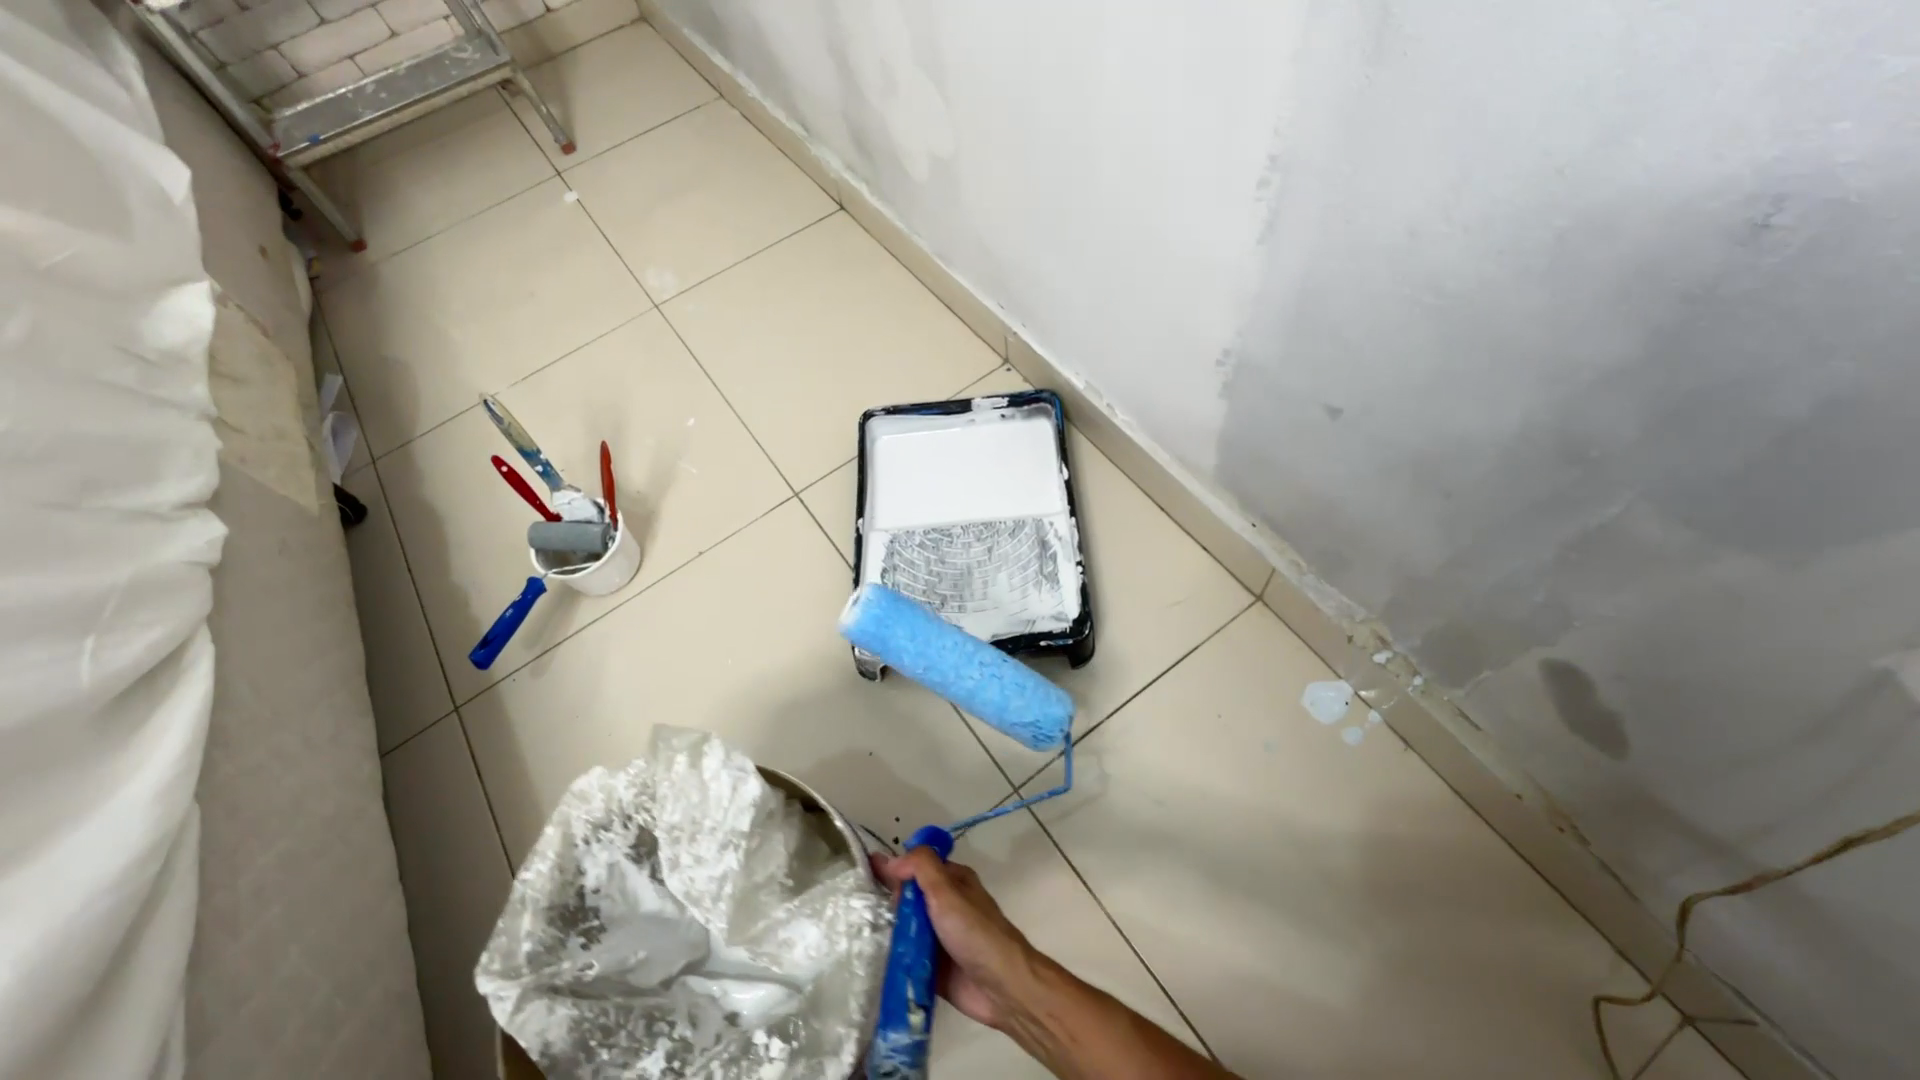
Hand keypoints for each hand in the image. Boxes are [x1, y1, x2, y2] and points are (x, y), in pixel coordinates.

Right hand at [872, 849, 1037, 1031]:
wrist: (1001, 986)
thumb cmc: (975, 932)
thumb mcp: (948, 891)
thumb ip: (922, 867)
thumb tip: (893, 860)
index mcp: (952, 881)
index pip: (916, 867)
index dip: (893, 867)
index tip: (862, 871)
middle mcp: (943, 906)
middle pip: (906, 898)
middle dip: (884, 901)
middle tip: (856, 907)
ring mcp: (936, 937)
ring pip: (903, 928)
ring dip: (884, 930)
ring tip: (849, 930)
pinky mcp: (930, 966)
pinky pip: (904, 957)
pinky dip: (889, 956)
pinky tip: (863, 956)